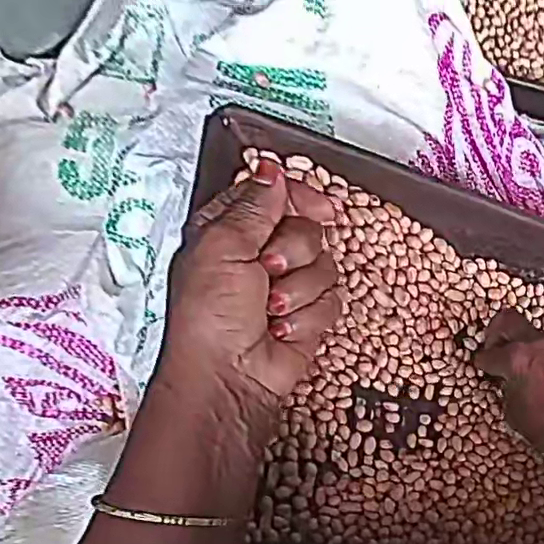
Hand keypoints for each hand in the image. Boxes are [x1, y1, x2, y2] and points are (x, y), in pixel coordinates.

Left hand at [155, 158, 342, 426]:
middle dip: (294, 254)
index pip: (278, 196)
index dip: (300, 198)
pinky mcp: (312, 316)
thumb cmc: (211, 314)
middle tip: (268, 271)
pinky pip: (333, 303)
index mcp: (233, 228)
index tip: (321, 208)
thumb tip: (273, 171)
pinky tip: (284, 329)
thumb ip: (253, 206)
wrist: (231, 372)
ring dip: (298, 292)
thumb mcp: (223, 246)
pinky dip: (309, 318)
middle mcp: (264, 254)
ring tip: (271, 311)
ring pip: (325, 269)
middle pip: (309, 231)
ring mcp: (291, 287)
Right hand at [474, 309, 543, 488]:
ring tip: (528, 368)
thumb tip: (509, 383)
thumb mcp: (514, 413)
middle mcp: (540, 344)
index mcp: (516, 358)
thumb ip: (507, 389)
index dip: (482, 361)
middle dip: (497, 333)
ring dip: (529, 348)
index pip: (489, 354)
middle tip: (495, 348)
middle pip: (509, 321)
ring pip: (539, 336)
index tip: (482, 365)